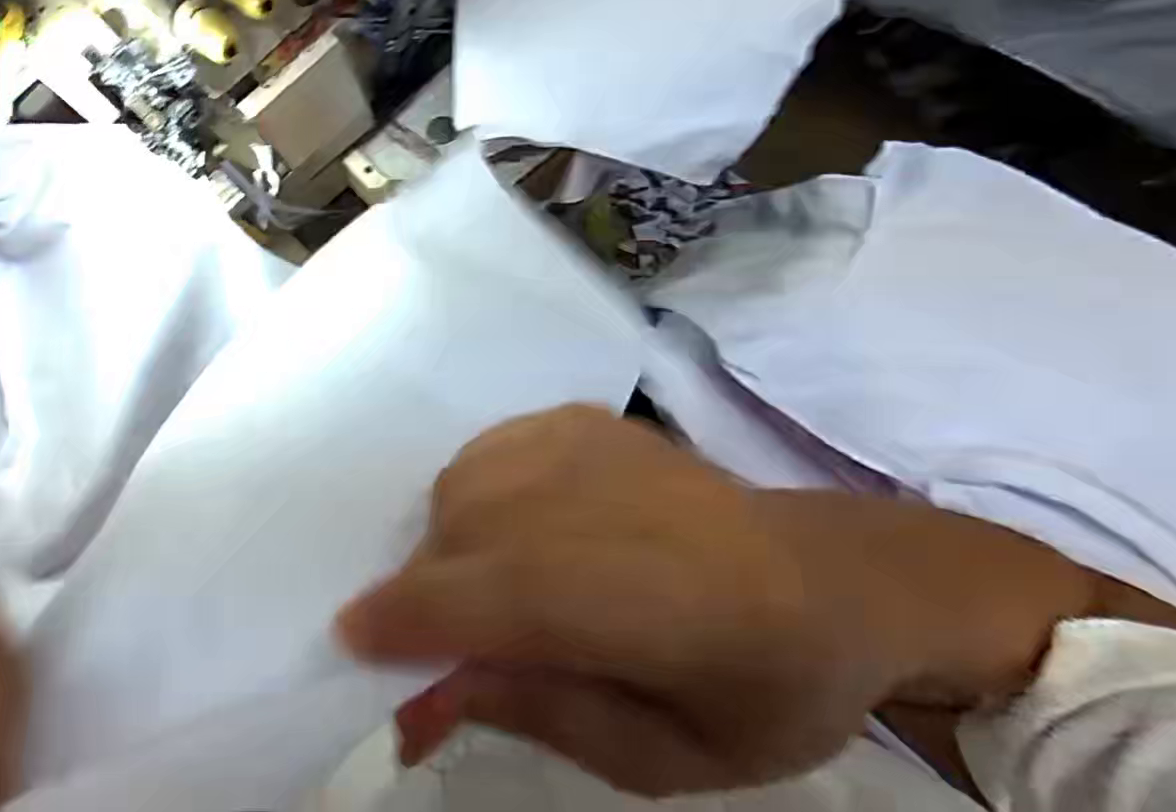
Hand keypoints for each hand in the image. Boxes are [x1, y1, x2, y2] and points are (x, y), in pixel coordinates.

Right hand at [337, 406, 1105, 797]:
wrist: (824, 574)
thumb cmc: (758, 687)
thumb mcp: (667, 758)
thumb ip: (543, 717)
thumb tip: (428, 693)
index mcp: (664, 602)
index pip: (509, 596)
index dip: (418, 615)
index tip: (351, 636)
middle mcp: (614, 500)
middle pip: (468, 530)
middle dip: (425, 588)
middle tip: (430, 635)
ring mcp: (592, 442)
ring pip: (463, 484)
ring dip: (448, 540)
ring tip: (485, 581)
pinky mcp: (578, 417)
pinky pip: (482, 452)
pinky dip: (471, 495)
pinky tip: (509, 526)